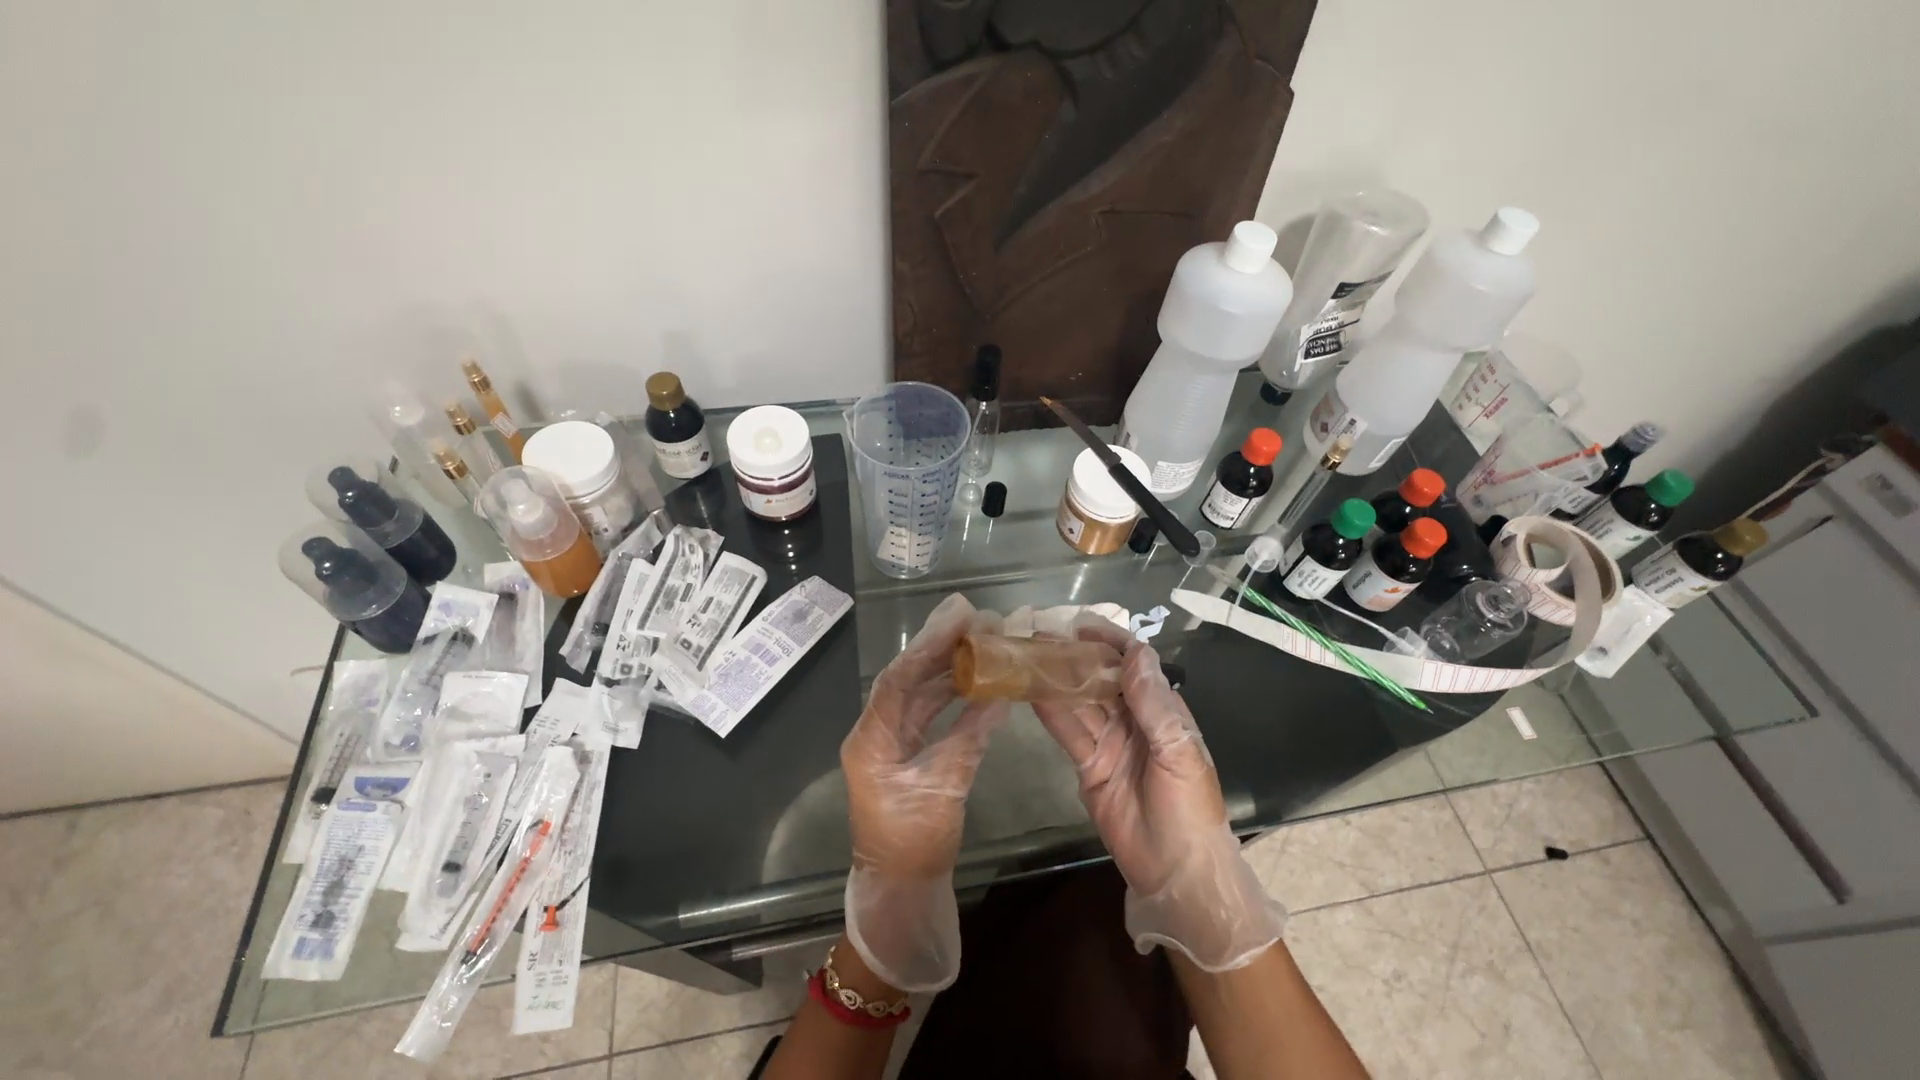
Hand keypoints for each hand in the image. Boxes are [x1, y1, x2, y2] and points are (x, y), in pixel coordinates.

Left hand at [840, 594, 1007, 991]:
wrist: (899, 888)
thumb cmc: (914, 843)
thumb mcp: (945, 789)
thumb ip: (971, 737)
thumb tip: (1000, 693)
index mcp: (870, 740)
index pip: (898, 680)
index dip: (929, 646)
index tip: (960, 617)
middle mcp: (875, 732)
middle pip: (907, 677)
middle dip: (940, 645)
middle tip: (974, 614)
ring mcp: (890, 741)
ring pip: (919, 692)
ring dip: (948, 665)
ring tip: (982, 636)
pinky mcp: (906, 751)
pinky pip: (927, 711)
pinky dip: (952, 693)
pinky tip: (976, 677)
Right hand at [1032, 618, 1282, 971]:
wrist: (1176, 872)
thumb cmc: (1190, 810)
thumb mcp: (1178, 753)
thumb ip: (1154, 704)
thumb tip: (1135, 652)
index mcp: (1165, 713)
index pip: (1135, 666)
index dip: (1110, 643)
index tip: (1081, 626)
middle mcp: (1136, 721)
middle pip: (1102, 681)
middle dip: (1076, 657)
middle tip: (1041, 635)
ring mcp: (1111, 743)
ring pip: (1080, 703)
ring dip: (1057, 680)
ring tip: (1028, 655)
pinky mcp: (1089, 767)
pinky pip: (1069, 733)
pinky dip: (1050, 713)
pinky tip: (1030, 692)